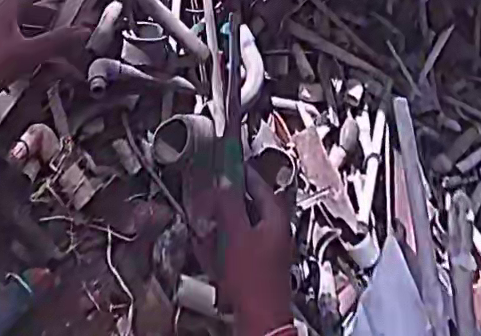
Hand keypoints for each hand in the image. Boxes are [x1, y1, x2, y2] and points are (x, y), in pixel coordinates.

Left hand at [0, 0, 89, 102]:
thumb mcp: (28, 52)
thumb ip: (57, 41)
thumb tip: (80, 31)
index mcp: (4, 10)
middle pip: (28, 12)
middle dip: (48, 18)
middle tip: (65, 21)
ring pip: (21, 31)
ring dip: (40, 36)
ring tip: (57, 45)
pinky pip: (15, 47)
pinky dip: (30, 51)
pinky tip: (39, 64)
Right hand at [196, 168, 293, 333]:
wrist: (259, 324)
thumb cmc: (255, 281)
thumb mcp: (236, 234)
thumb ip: (229, 204)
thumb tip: (223, 182)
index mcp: (276, 218)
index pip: (258, 183)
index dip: (240, 172)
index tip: (226, 162)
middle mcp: (274, 231)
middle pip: (248, 205)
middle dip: (226, 201)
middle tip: (210, 195)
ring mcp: (265, 250)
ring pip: (240, 226)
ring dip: (221, 222)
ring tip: (204, 221)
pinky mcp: (255, 268)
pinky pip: (236, 247)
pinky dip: (222, 243)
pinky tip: (207, 248)